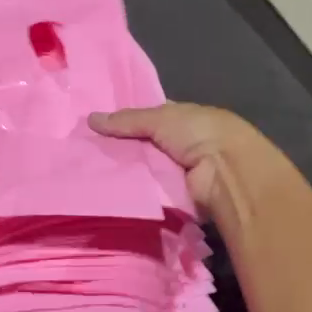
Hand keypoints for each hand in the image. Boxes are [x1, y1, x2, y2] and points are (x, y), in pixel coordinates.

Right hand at [88, 103, 291, 213]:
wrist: (226, 173)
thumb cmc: (199, 134)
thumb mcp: (161, 118)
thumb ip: (126, 120)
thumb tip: (90, 119)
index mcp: (185, 118)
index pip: (151, 116)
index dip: (127, 119)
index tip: (98, 125)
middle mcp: (183, 143)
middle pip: (144, 144)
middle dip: (120, 147)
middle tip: (85, 149)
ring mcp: (180, 170)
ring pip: (144, 168)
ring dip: (124, 170)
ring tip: (88, 169)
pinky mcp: (176, 195)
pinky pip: (148, 190)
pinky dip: (133, 190)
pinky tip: (106, 188)